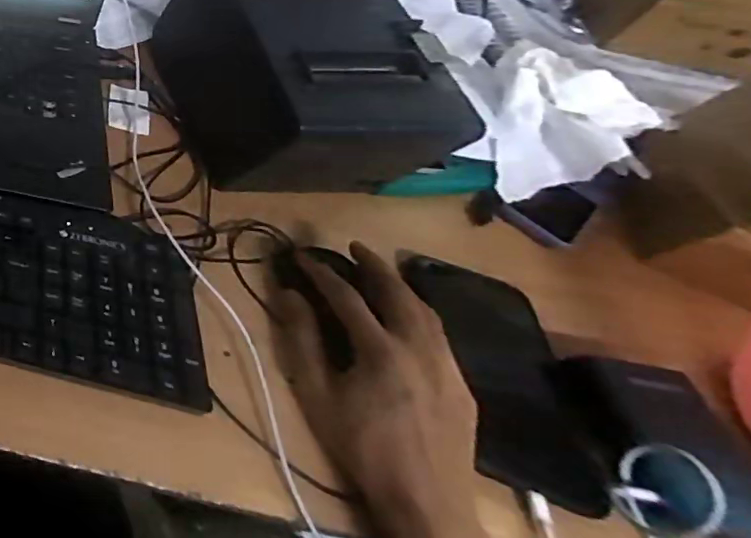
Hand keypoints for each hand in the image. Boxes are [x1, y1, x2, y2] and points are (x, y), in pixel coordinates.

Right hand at [272, 242, 485, 537]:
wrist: (428, 504)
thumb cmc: (361, 446)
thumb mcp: (317, 393)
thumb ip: (302, 339)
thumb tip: (288, 294)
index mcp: (381, 351)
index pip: (347, 297)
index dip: (321, 273)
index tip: (302, 257)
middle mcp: (420, 351)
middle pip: (398, 295)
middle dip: (374, 266)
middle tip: (354, 246)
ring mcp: (448, 369)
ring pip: (427, 313)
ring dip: (401, 287)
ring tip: (382, 272)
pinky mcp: (463, 388)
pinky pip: (440, 336)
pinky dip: (420, 313)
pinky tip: (408, 318)